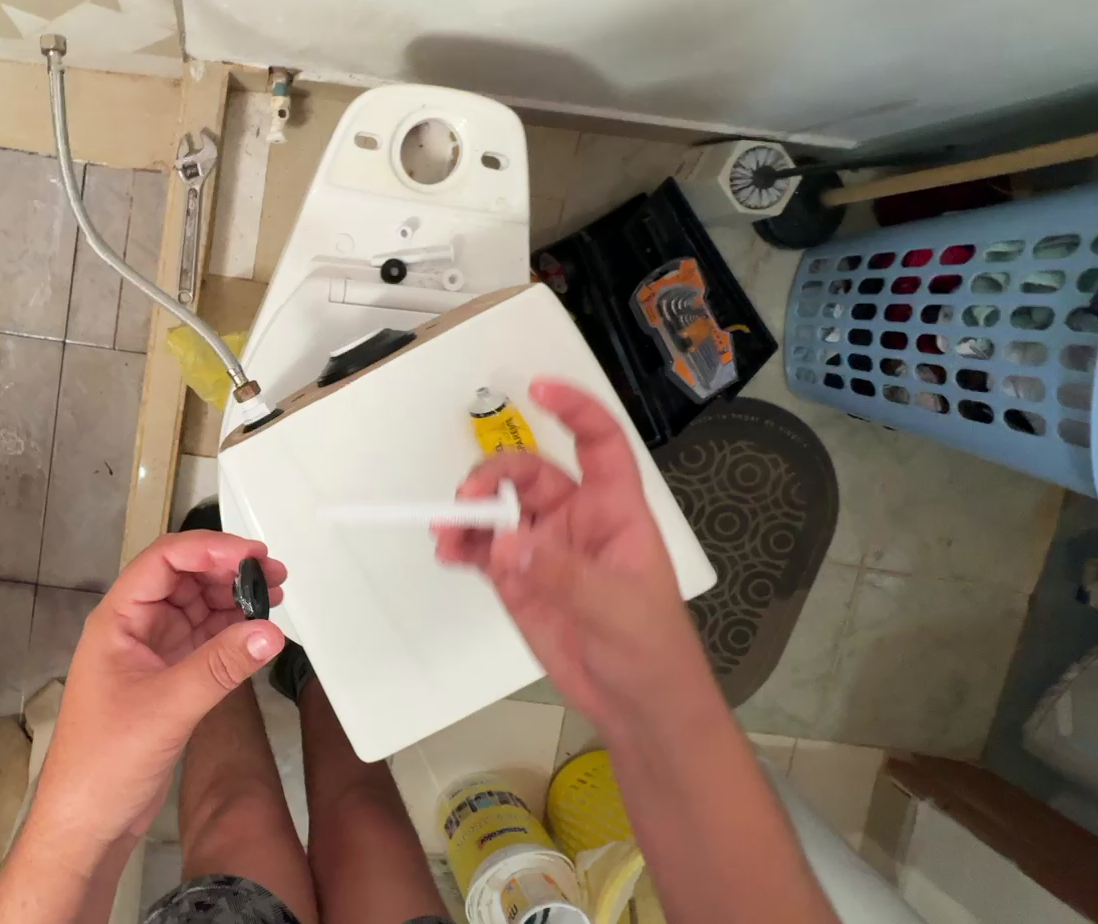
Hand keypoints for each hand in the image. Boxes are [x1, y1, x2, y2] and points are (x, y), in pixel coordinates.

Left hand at [33, 530, 286, 842]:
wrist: (87, 824)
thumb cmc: (104, 762)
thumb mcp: (167, 707)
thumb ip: (221, 665)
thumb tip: (270, 631)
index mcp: (118, 618)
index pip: (164, 561)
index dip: (208, 548)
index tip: (251, 554)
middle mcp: (135, 626)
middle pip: (184, 578)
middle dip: (228, 570)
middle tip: (273, 572)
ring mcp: (152, 651)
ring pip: (197, 606)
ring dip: (233, 597)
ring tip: (274, 593)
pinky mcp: (168, 676)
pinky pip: (204, 638)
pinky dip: (231, 630)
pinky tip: (257, 629)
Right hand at [434, 378, 709, 728]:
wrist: (635, 708)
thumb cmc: (652, 651)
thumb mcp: (616, 608)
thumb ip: (562, 573)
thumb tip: (506, 542)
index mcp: (614, 511)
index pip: (599, 443)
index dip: (574, 410)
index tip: (537, 388)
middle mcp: (573, 519)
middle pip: (527, 473)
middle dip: (492, 477)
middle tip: (465, 501)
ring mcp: (541, 547)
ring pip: (496, 508)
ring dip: (467, 513)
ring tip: (445, 534)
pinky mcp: (516, 577)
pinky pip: (480, 547)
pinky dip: (460, 544)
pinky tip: (448, 553)